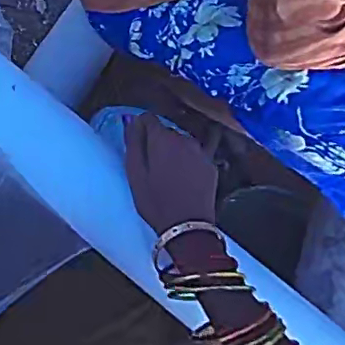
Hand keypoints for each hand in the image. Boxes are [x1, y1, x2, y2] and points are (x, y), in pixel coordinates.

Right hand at [124, 112, 217, 234]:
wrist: (188, 227)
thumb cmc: (155, 201)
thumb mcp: (135, 173)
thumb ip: (133, 142)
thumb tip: (133, 120)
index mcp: (162, 138)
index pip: (148, 117)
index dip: (140, 128)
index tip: (137, 144)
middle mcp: (184, 139)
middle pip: (166, 130)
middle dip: (157, 142)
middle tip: (151, 165)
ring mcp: (201, 152)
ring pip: (182, 143)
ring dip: (174, 151)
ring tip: (168, 174)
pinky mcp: (211, 166)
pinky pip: (195, 155)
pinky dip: (188, 161)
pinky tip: (184, 179)